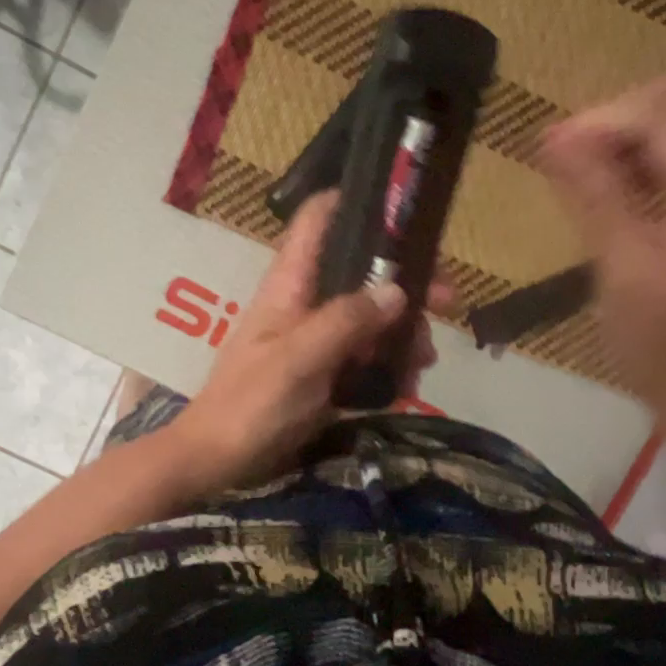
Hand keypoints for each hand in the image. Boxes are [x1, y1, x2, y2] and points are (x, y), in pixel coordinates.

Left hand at [165, 192, 449, 489]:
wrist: (218, 461)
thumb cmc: (250, 406)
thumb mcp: (299, 360)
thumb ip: (346, 321)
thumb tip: (398, 289)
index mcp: (290, 286)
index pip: (319, 221)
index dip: (357, 203)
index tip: (407, 214)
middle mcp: (305, 304)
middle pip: (362, 272)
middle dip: (405, 285)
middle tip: (447, 307)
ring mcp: (314, 340)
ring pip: (370, 318)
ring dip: (403, 335)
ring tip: (421, 368)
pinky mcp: (322, 374)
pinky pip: (364, 357)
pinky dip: (387, 367)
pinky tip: (402, 389)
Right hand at [539, 77, 665, 432]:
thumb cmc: (663, 342)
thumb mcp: (621, 269)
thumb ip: (594, 195)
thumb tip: (552, 138)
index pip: (665, 116)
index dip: (600, 122)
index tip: (547, 145)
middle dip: (622, 118)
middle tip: (570, 153)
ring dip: (642, 131)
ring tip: (593, 164)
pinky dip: (665, 151)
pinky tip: (629, 179)